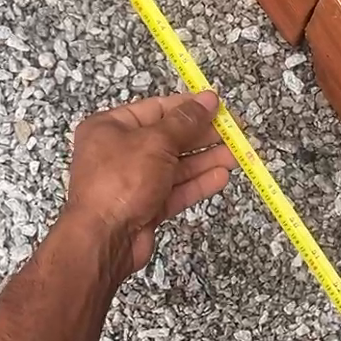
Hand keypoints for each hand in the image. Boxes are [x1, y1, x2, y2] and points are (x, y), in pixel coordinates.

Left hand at [62, 91, 238, 277]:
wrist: (103, 239)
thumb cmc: (117, 184)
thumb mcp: (155, 142)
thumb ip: (184, 122)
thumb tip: (206, 101)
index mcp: (110, 128)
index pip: (156, 109)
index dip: (188, 107)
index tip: (216, 106)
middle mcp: (119, 153)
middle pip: (169, 138)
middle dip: (202, 135)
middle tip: (234, 132)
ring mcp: (132, 182)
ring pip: (175, 166)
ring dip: (206, 160)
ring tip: (236, 154)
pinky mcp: (145, 208)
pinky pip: (175, 191)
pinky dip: (198, 184)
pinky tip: (220, 176)